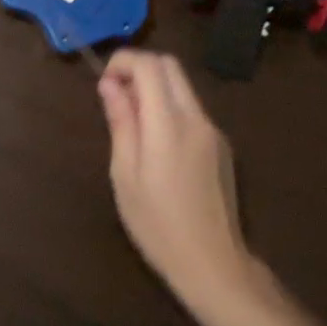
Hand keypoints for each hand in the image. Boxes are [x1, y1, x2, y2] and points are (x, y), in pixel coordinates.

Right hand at [98, 49, 248, 296]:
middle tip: (116, 95)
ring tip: (132, 121)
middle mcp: (196, 118)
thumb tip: (110, 85)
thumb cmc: (157, 224)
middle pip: (170, 66)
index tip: (104, 82)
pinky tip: (156, 143)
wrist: (213, 264)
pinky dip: (169, 107)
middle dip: (139, 68)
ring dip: (155, 87)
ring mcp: (213, 131)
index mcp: (169, 124)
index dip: (123, 61)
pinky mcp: (222, 146)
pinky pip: (192, 109)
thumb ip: (120, 122)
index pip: (149, 65)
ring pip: (182, 86)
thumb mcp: (125, 175)